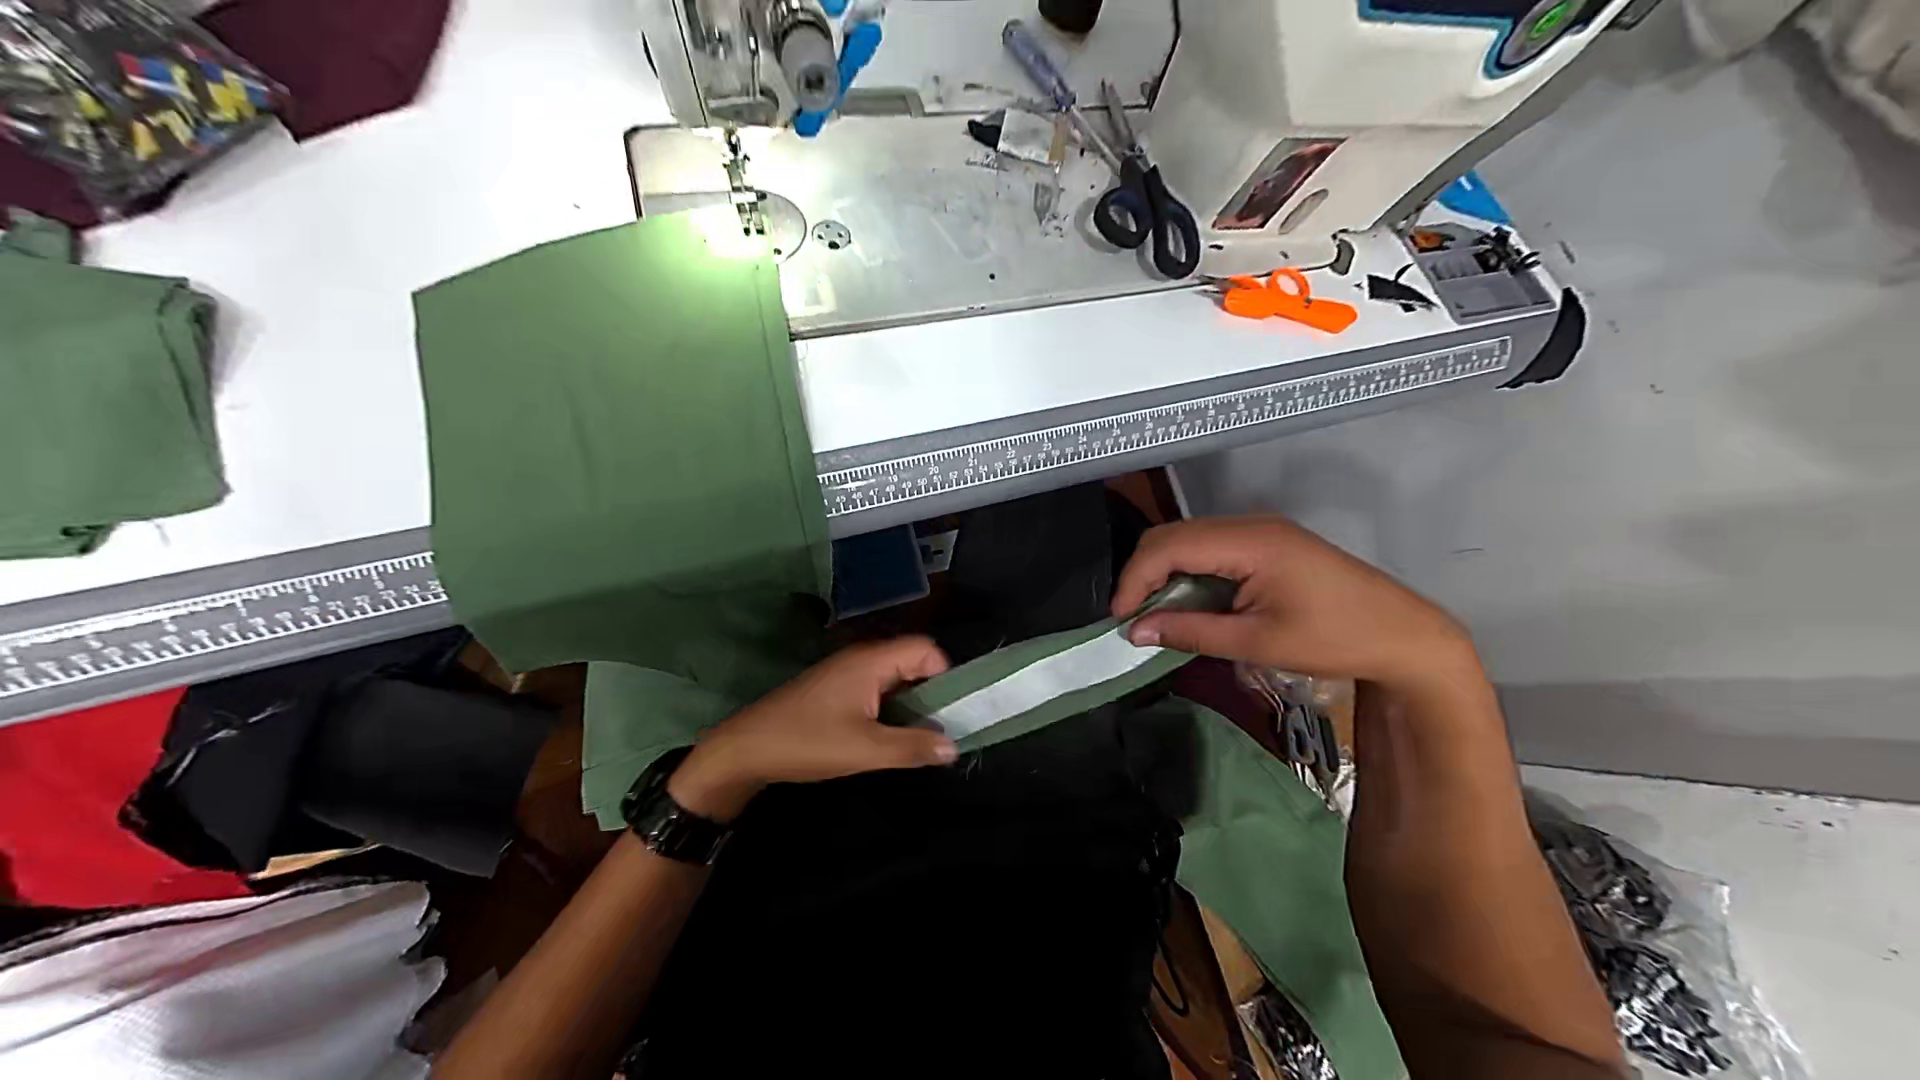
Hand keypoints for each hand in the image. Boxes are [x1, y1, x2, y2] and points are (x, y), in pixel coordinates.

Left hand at [667, 637, 956, 820]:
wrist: (746, 749)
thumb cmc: (807, 743)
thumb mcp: (865, 750)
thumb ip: (913, 747)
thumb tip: (953, 746)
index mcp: (871, 661)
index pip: (926, 649)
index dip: (945, 675)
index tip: (950, 712)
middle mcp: (861, 657)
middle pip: (912, 661)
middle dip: (930, 692)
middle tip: (937, 729)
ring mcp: (846, 672)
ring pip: (894, 677)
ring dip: (909, 703)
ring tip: (915, 736)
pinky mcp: (835, 688)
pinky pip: (876, 687)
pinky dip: (889, 707)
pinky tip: (885, 735)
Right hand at [1112, 516, 1479, 693]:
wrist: (1404, 635)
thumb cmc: (1334, 639)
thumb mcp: (1256, 643)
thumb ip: (1190, 632)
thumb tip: (1135, 631)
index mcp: (1249, 541)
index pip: (1168, 546)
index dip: (1135, 578)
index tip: (1120, 618)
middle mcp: (1249, 524)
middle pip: (1173, 535)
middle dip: (1144, 574)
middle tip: (1133, 617)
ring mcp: (1260, 529)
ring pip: (1188, 539)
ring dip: (1164, 573)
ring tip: (1154, 613)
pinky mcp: (1267, 542)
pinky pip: (1210, 548)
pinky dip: (1187, 572)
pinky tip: (1187, 601)